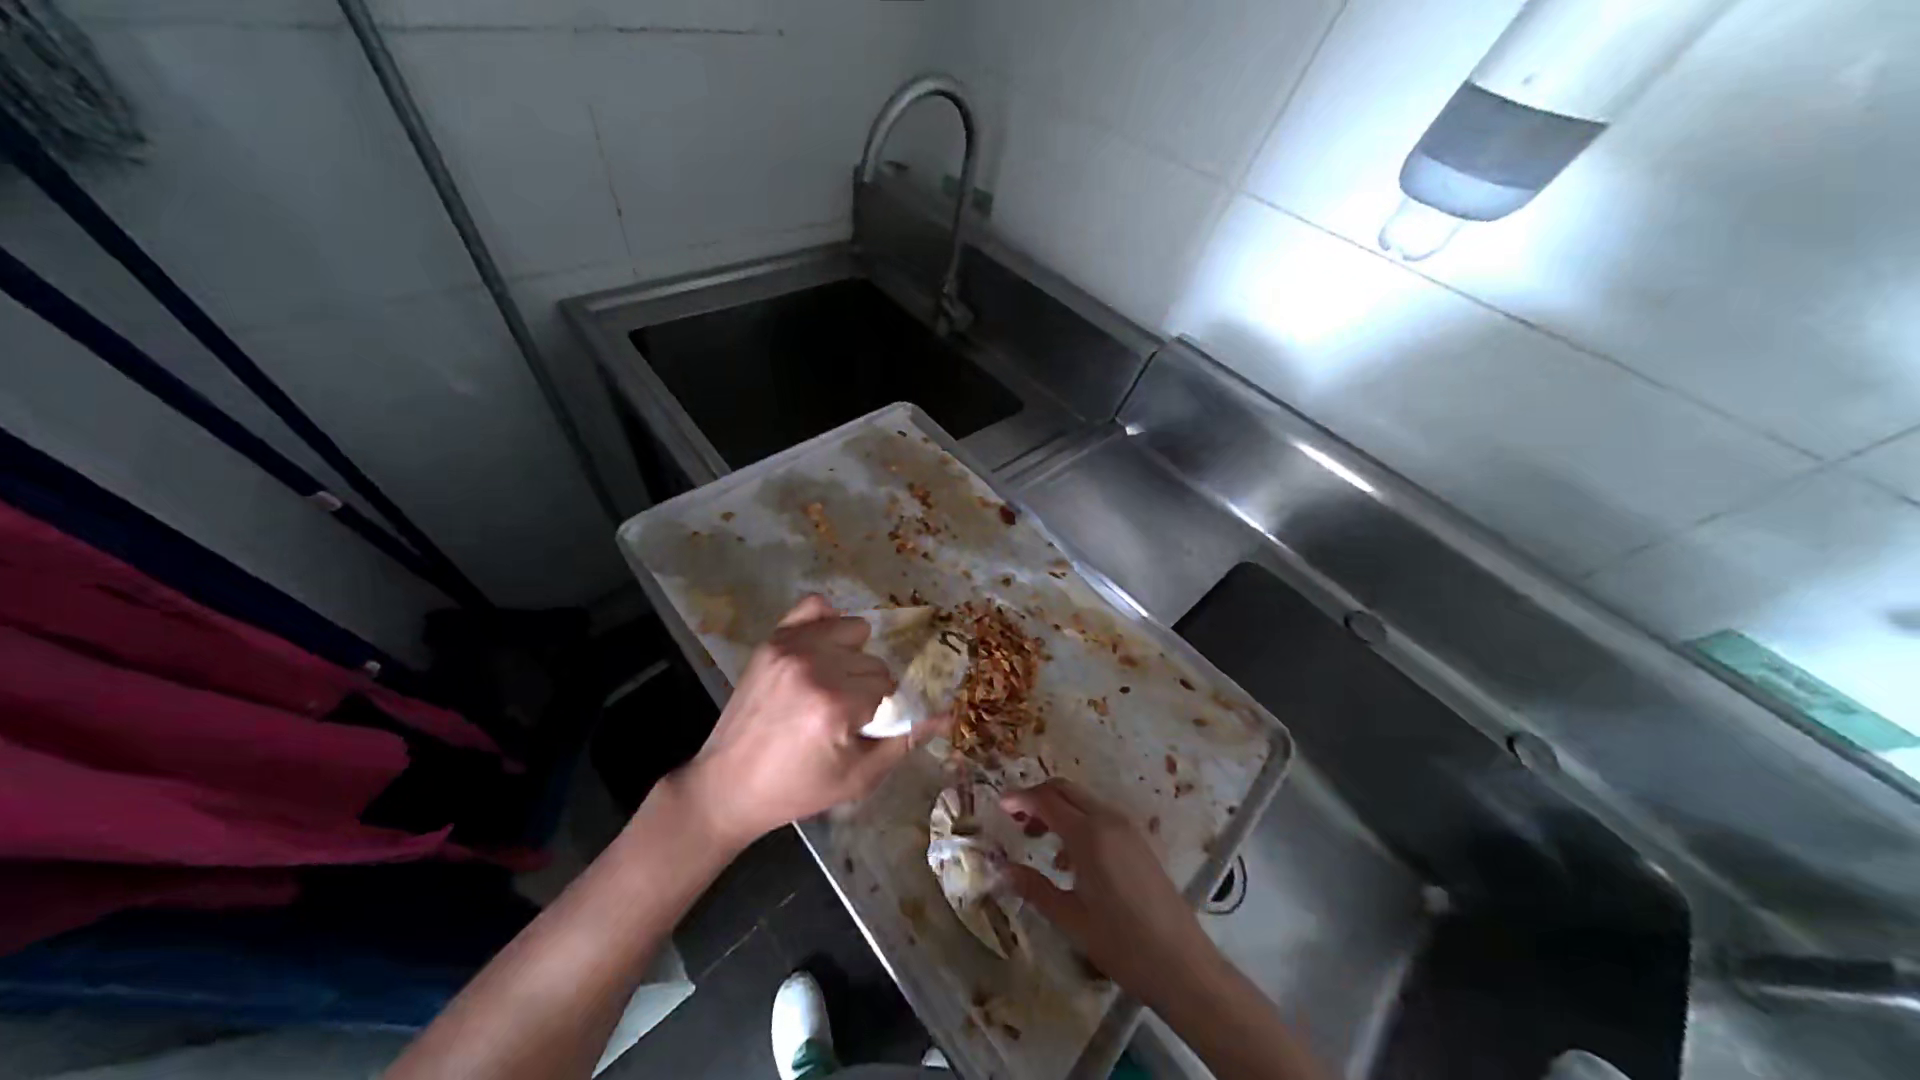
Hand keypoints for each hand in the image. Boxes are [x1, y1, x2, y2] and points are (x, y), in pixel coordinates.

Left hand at [674, 595, 938, 847]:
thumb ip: (905, 741)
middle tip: (844, 715)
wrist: (729, 785)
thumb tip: (947, 713)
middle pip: (872, 660)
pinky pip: (815, 606)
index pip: (888, 687)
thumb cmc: (797, 788)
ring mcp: (789, 647)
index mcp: (836, 703)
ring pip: (853, 630)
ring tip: (832, 682)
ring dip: (851, 654)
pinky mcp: (772, 640)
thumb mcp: (858, 777)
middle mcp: (815, 666)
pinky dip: (826, 622)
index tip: (862, 727)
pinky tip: (820, 651)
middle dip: (867, 687)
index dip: (881, 710)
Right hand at [1000, 779, 1221, 1006]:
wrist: (1182, 964)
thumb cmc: (1121, 943)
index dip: (1020, 798)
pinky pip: (1101, 817)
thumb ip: (1034, 887)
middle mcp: (1109, 820)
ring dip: (1059, 810)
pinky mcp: (1140, 842)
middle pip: (1066, 790)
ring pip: (1084, 801)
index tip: (999, 806)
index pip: (1046, 800)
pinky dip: (1079, 823)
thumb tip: (1003, 870)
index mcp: (1089, 835)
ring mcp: (1129, 829)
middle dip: (1038, 798)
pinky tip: (1070, 859)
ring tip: (1038, 840)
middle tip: (1016, 820)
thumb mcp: (1070, 918)